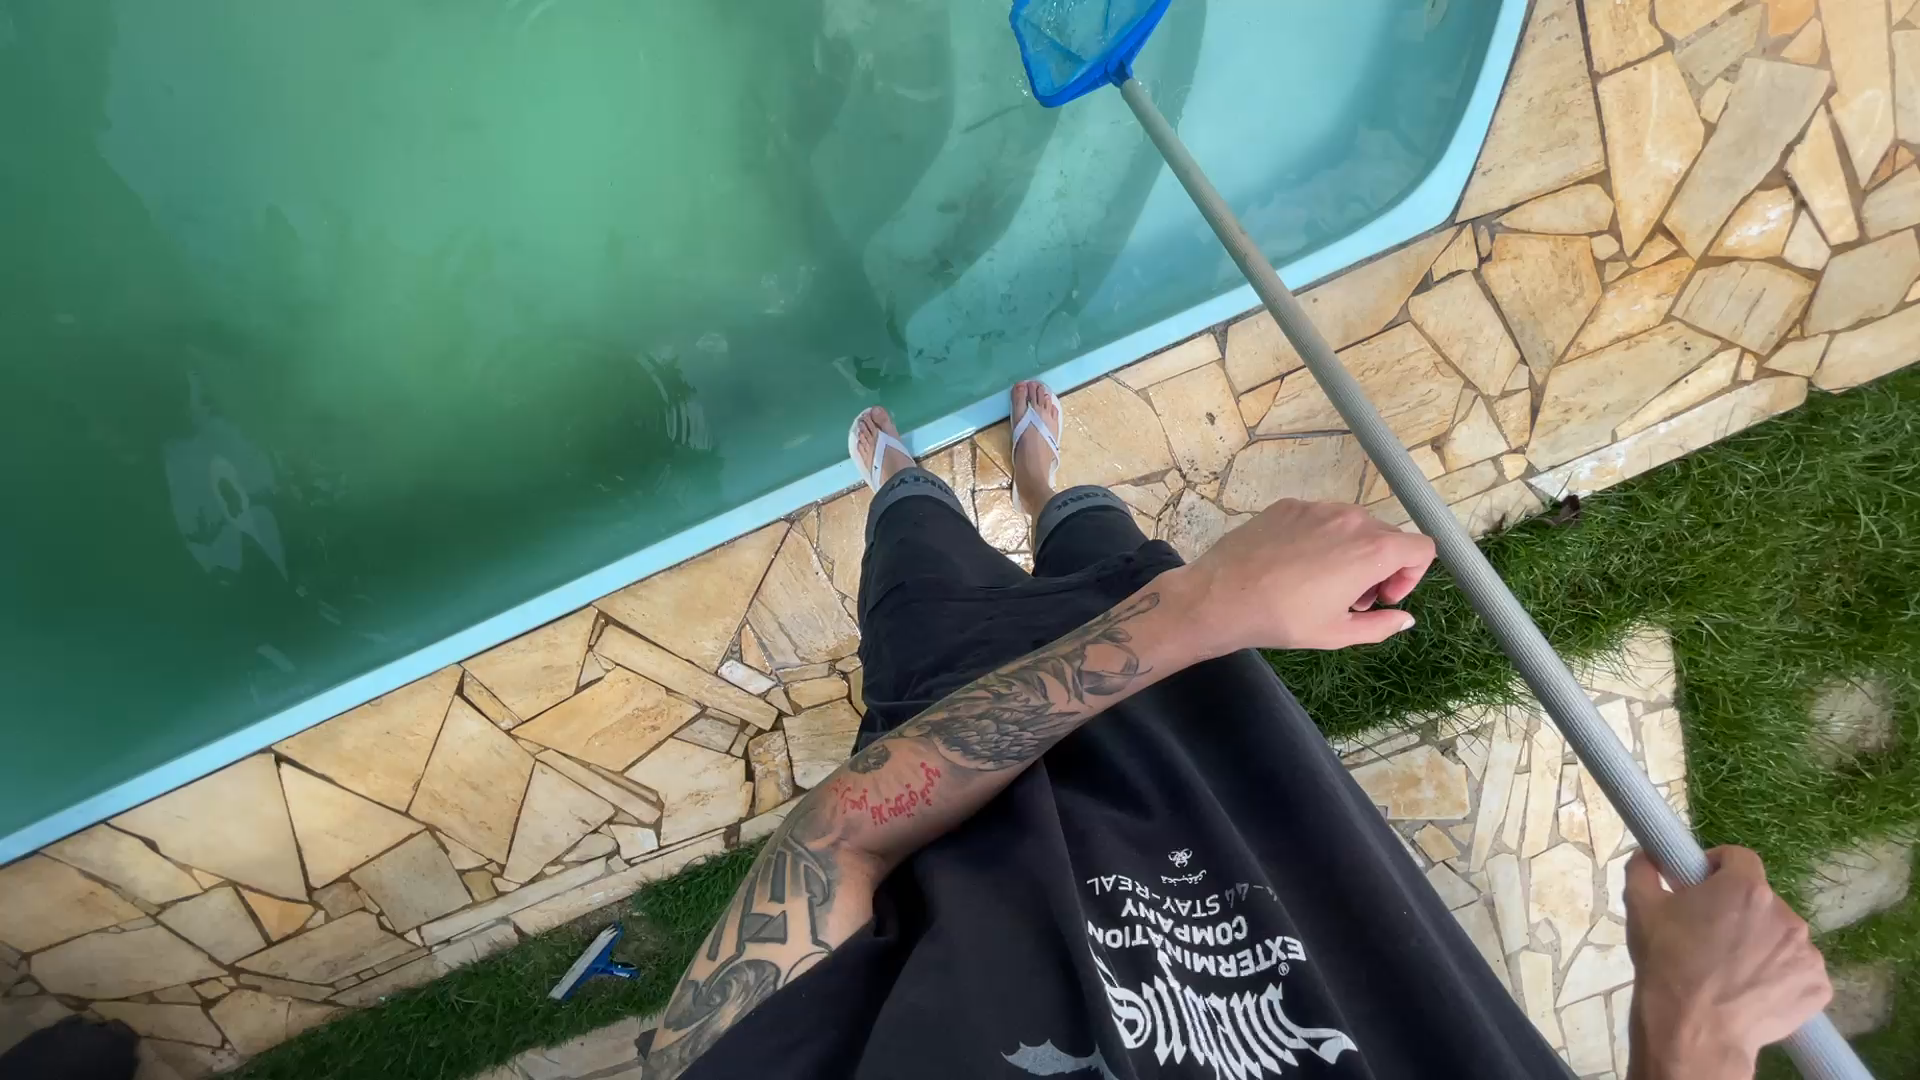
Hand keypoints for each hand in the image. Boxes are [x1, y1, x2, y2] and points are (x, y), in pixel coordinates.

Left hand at [1166, 498, 1435, 655]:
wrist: (1220, 597)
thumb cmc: (1281, 618)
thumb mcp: (1337, 633)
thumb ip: (1381, 625)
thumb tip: (1404, 618)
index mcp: (1372, 548)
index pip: (1421, 548)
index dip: (1411, 576)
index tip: (1382, 598)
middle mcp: (1348, 518)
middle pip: (1385, 535)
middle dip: (1379, 567)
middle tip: (1350, 598)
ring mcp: (1314, 507)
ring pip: (1350, 525)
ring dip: (1349, 550)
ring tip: (1320, 583)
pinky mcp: (1285, 505)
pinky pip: (1317, 518)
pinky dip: (1317, 538)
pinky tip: (1292, 565)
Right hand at [1624, 848, 1831, 1079]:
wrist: (1695, 1022)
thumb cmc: (1665, 955)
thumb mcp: (1638, 903)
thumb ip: (1644, 868)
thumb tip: (1649, 855)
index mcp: (1743, 890)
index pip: (1740, 857)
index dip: (1716, 863)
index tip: (1697, 880)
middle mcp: (1787, 917)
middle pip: (1760, 898)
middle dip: (1735, 905)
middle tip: (1705, 925)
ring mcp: (1809, 956)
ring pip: (1779, 933)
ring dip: (1757, 937)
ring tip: (1726, 960)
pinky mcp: (1820, 988)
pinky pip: (1795, 966)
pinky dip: (1775, 968)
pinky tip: (1747, 982)